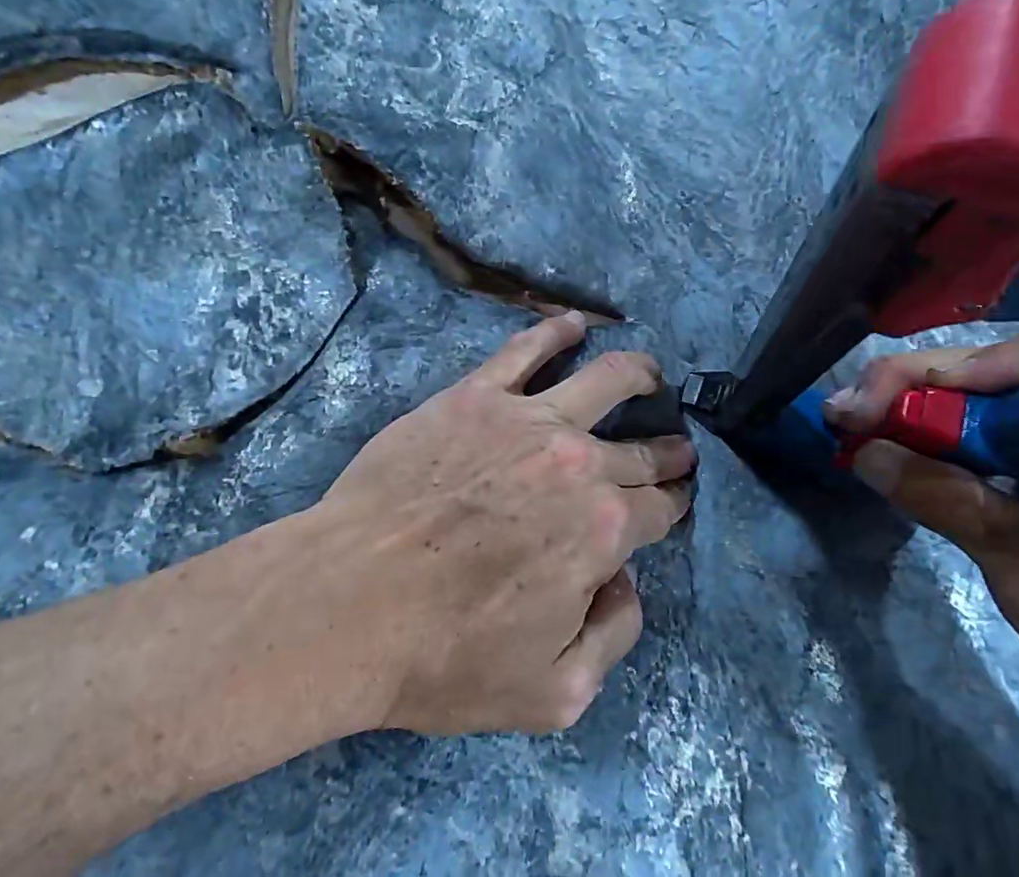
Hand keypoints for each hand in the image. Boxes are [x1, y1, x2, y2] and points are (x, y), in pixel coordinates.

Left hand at [278, 312, 694, 736]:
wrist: (341, 609)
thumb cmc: (444, 657)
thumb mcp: (555, 693)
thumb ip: (616, 635)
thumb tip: (625, 581)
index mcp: (603, 529)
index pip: (661, 507)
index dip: (675, 503)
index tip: (677, 498)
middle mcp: (579, 463)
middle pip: (641, 449)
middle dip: (668, 450)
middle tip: (676, 448)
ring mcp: (527, 420)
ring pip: (605, 379)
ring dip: (640, 375)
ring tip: (651, 375)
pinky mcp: (474, 398)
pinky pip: (525, 352)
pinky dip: (556, 333)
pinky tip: (574, 325)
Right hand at [823, 326, 1018, 685]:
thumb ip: (964, 511)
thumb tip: (866, 453)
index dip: (979, 368)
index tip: (905, 397)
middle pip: (1006, 362)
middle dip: (921, 380)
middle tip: (847, 408)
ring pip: (979, 383)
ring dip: (908, 397)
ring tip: (849, 417)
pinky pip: (970, 413)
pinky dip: (920, 422)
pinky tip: (878, 430)